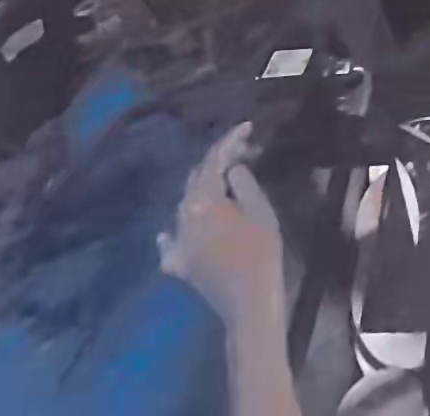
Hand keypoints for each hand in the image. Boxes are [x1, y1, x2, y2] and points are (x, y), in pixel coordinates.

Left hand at [159, 123, 284, 325]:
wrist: (249, 303)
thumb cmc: (261, 251)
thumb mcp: (260, 209)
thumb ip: (243, 182)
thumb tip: (231, 169)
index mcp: (203, 201)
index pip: (214, 160)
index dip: (230, 140)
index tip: (247, 126)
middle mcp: (184, 217)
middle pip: (197, 179)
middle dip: (217, 161)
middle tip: (244, 151)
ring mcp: (179, 242)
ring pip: (185, 204)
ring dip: (202, 186)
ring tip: (224, 177)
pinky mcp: (181, 263)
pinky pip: (171, 241)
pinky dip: (172, 231)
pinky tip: (168, 232)